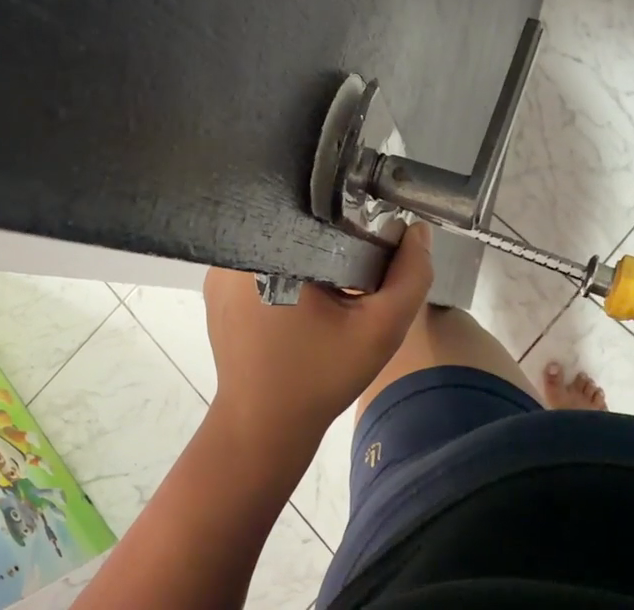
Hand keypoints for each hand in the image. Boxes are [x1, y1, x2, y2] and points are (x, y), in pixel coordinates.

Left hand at [203, 223, 433, 439]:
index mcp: (272, 248)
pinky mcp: (215, 289)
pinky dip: (282, 269)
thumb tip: (418, 232)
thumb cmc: (318, 378)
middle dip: (330, 234)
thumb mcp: (379, 329)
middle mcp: (236, 248)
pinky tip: (301, 293)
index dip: (353, 215)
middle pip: (297, 220)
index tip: (373, 236)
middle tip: (356, 258)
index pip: (319, 205)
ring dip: (306, 252)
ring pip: (278, 239)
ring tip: (331, 273)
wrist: (261, 429)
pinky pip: (258, 260)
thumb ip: (409, 277)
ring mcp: (219, 269)